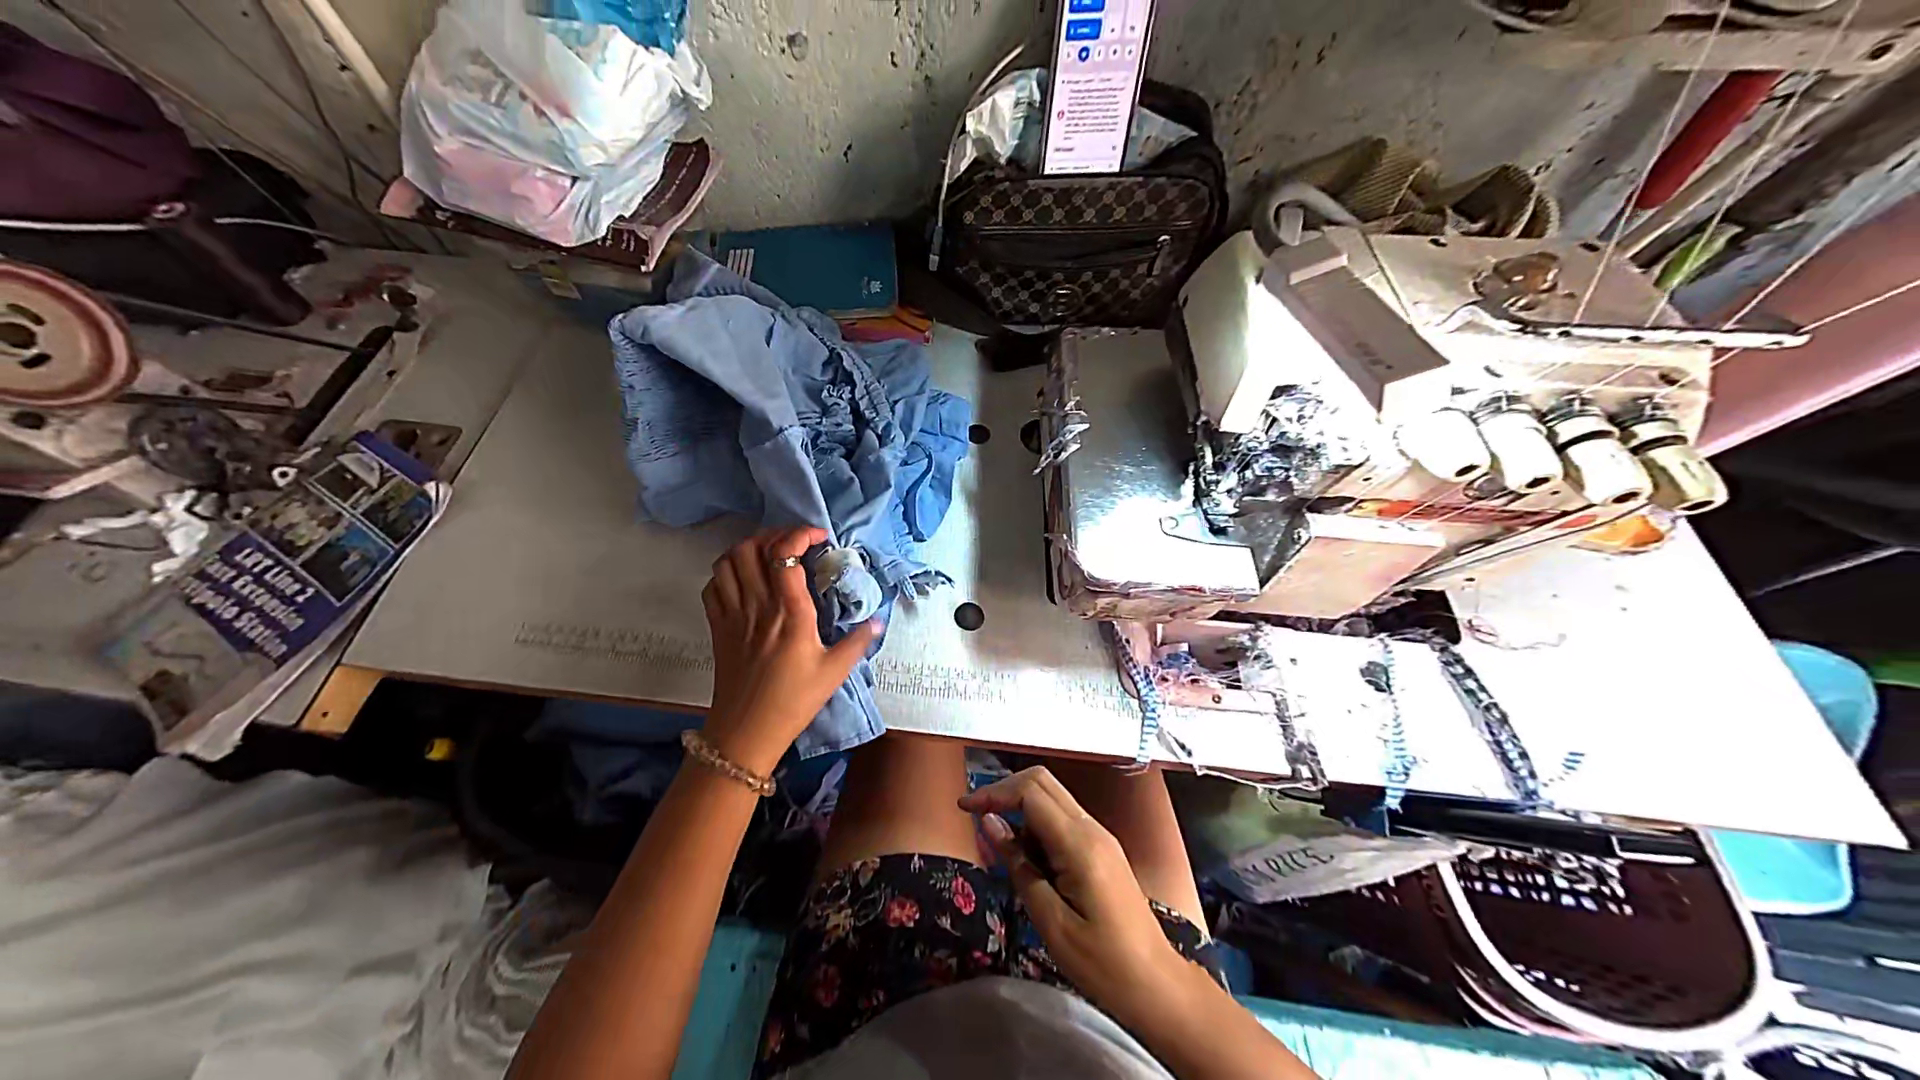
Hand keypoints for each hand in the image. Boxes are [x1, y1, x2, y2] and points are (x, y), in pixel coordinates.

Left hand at [701, 527, 880, 773]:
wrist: (747, 731)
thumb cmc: (794, 701)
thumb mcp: (834, 672)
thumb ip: (858, 641)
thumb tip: (878, 621)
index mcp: (790, 613)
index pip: (784, 555)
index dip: (800, 534)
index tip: (818, 537)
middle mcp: (758, 606)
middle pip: (752, 548)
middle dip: (774, 534)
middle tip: (794, 544)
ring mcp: (732, 614)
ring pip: (728, 560)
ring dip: (748, 548)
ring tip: (768, 555)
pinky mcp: (717, 626)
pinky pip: (713, 584)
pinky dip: (726, 572)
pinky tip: (744, 580)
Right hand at [958, 767, 1197, 1025]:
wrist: (1157, 985)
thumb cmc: (1103, 963)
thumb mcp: (1050, 922)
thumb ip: (1018, 867)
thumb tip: (989, 823)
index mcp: (1080, 843)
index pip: (1030, 791)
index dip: (993, 793)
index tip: (964, 809)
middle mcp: (1092, 829)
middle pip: (1042, 782)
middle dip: (1003, 791)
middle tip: (974, 817)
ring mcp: (1100, 837)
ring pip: (1051, 798)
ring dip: (1020, 811)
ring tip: (1000, 851)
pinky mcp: (1101, 849)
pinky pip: (1062, 820)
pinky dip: (1036, 827)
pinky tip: (1026, 860)